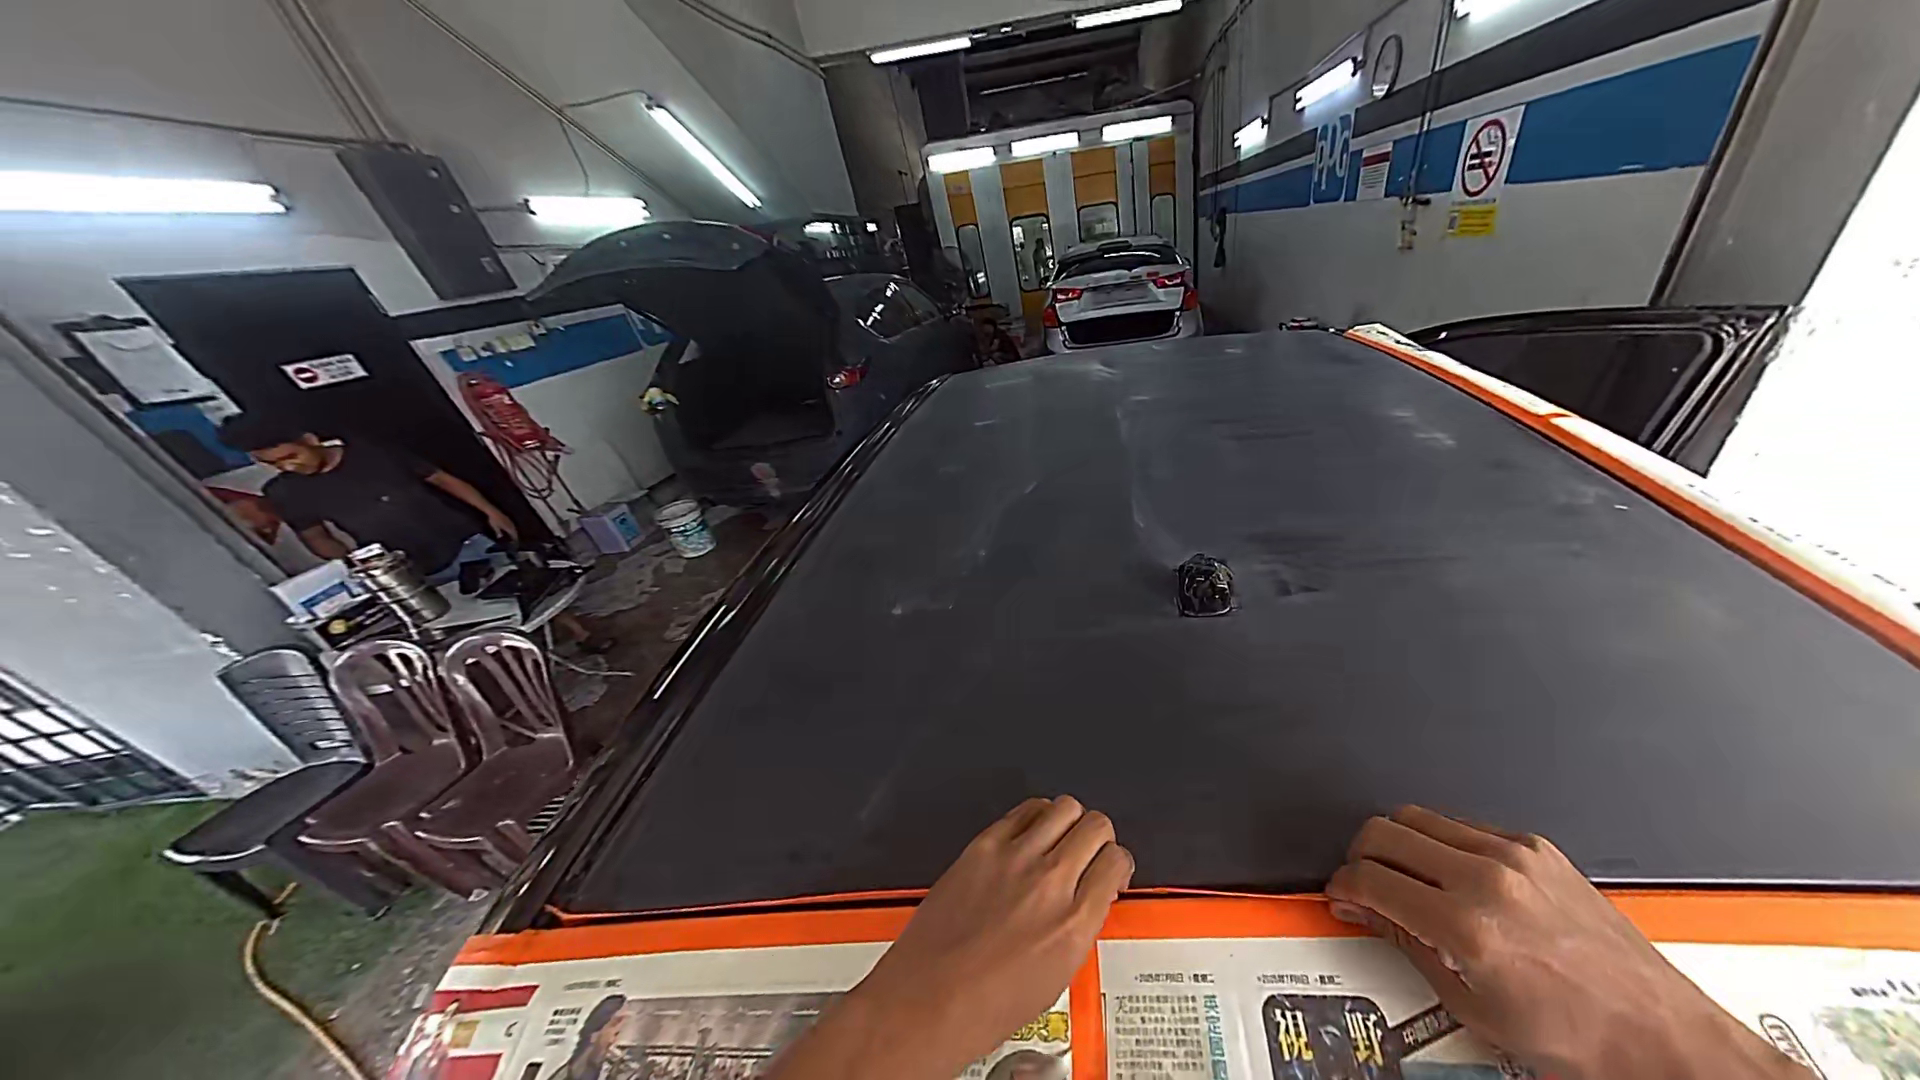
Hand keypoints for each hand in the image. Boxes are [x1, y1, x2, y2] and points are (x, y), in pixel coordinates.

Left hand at [484, 510, 518, 541]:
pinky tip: (511, 529)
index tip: (515, 542)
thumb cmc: (493, 520)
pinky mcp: (509, 520)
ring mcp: (510, 522)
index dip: (514, 538)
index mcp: (508, 528)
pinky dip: (513, 529)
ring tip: (513, 535)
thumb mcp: (495, 527)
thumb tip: (500, 537)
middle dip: (515, 536)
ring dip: (515, 532)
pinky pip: (513, 525)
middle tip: (515, 540)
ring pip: (514, 528)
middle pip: (515, 532)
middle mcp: (511, 525)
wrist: (494, 512)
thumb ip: (498, 532)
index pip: (514, 534)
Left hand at [766, 796, 1132, 1079]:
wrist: (930, 996)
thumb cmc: (983, 1002)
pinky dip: (1033, 815)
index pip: (1116, 862)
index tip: (1110, 867)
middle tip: (1090, 847)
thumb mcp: (1056, 977)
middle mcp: (1048, 883)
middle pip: (1096, 825)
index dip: (1118, 863)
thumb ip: (1079, 927)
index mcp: (1073, 924)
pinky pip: (1022, 810)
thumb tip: (1088, 901)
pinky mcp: (983, 845)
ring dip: (1070, 819)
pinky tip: (1029, 831)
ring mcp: (1014, 857)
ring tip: (1061, 834)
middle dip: (1100, 836)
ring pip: (1063, 806)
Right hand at [1326, 806, 1804, 1079]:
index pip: (1367, 878)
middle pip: (1380, 831)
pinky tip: (1447, 871)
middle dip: (1358, 856)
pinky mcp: (1534, 845)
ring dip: (1394, 841)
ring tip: (1401, 872)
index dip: (1342, 886)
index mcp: (1467, 928)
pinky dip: (1437, 840)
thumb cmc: (1584, 1037)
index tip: (1342, 894)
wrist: (1669, 1039)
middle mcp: (1488, 880)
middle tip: (1362, 879)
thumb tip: (1362, 909)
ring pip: (1412, 815)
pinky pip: (1458, 822)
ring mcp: (1514, 856)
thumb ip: (1403, 943)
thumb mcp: (1471, 1006)